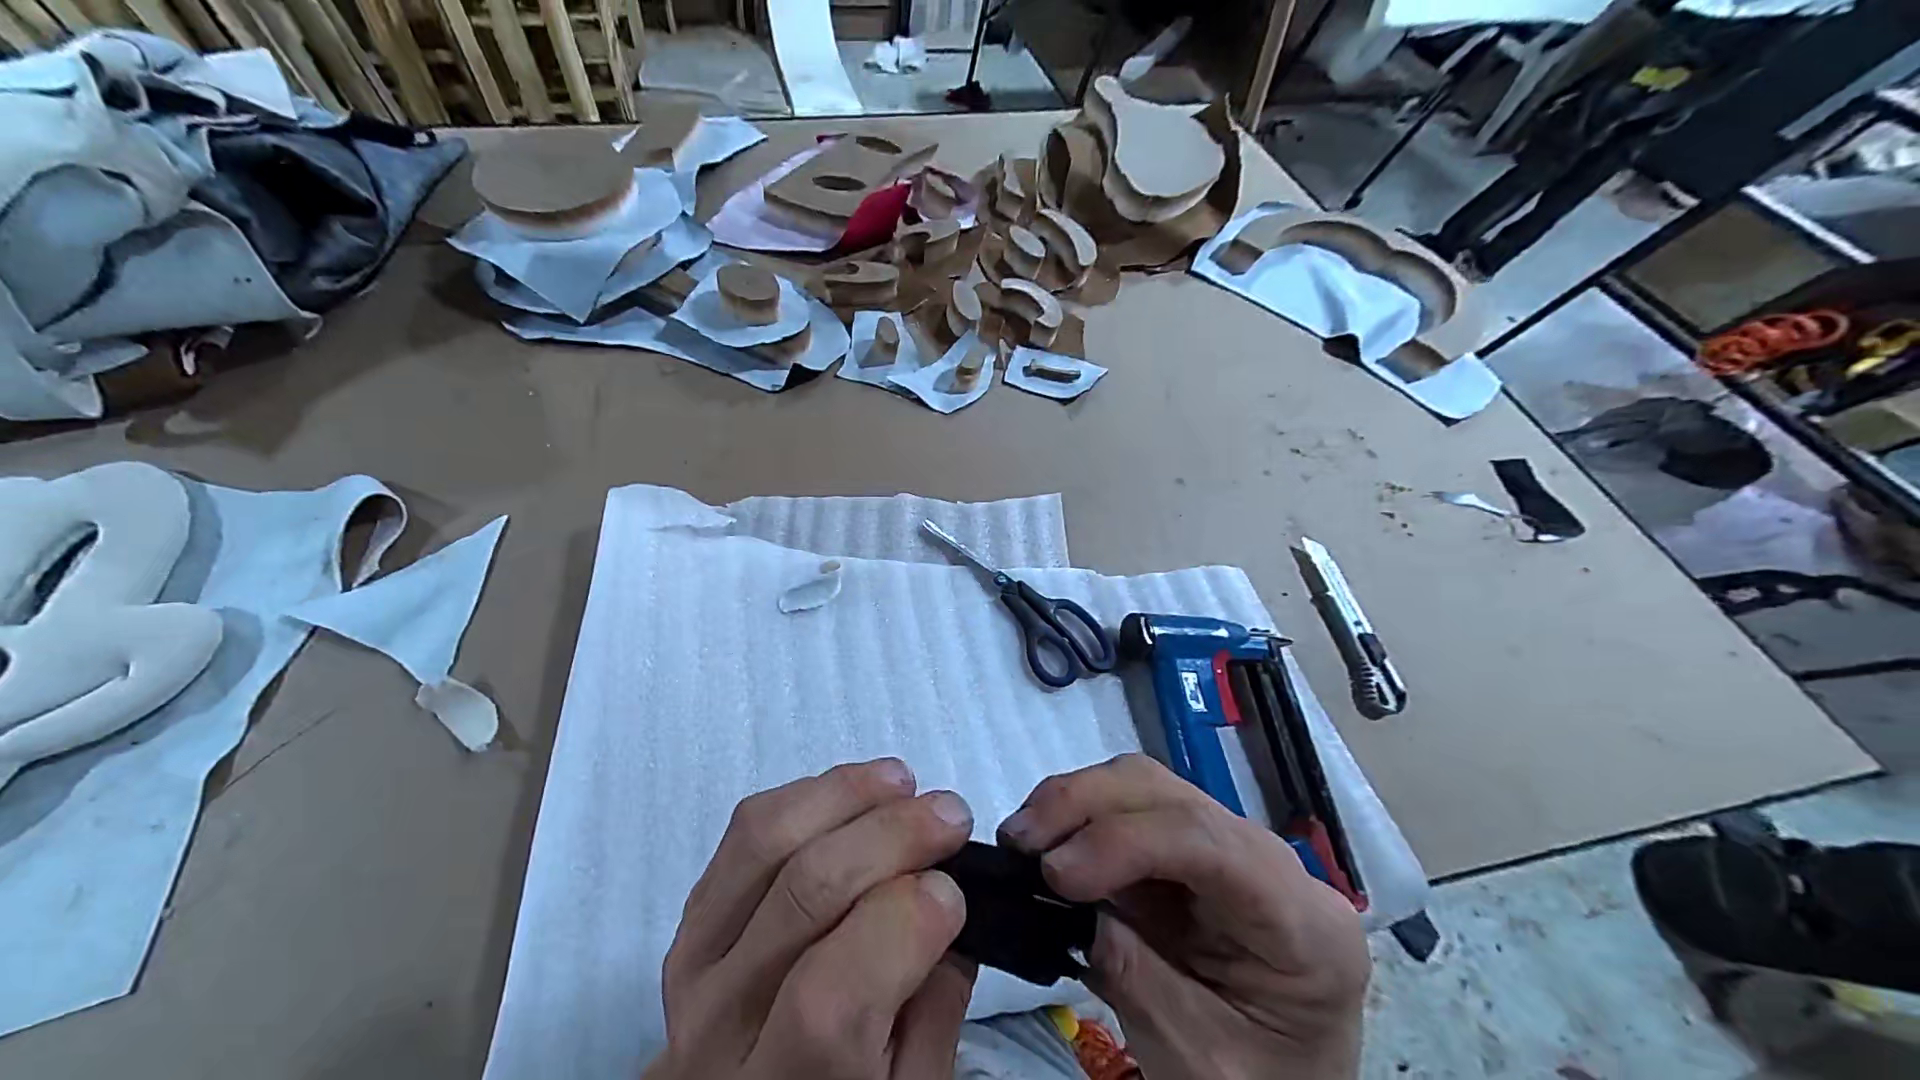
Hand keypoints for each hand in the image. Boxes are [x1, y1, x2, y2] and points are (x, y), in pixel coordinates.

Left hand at [646, 759, 977, 1079]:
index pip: (833, 995)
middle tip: (952, 814)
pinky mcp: (692, 913)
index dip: (906, 921)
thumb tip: (947, 897)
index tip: (957, 887)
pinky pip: (745, 831)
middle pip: (804, 893)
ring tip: (903, 782)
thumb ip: (934, 1011)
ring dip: (846, 794)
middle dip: (892, 834)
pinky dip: (807, 794)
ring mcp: (697, 956)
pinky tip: (854, 791)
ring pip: (767, 840)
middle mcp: (723, 1019)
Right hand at [999, 754, 1369, 1079]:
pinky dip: (1080, 817)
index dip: (1123, 840)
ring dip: (1076, 801)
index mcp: (1304, 922)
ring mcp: (1228, 846)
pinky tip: (1047, 842)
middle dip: (1085, 803)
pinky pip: (1130, 808)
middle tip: (1019, 842)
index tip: (1054, 872)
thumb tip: (1070, 907)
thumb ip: (1137, 980)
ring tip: (1023, 840)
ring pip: (1145, 785)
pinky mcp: (1190, 849)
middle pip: (1169, 794)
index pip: (1206, 842)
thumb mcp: (1199, 1061)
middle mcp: (1270, 862)